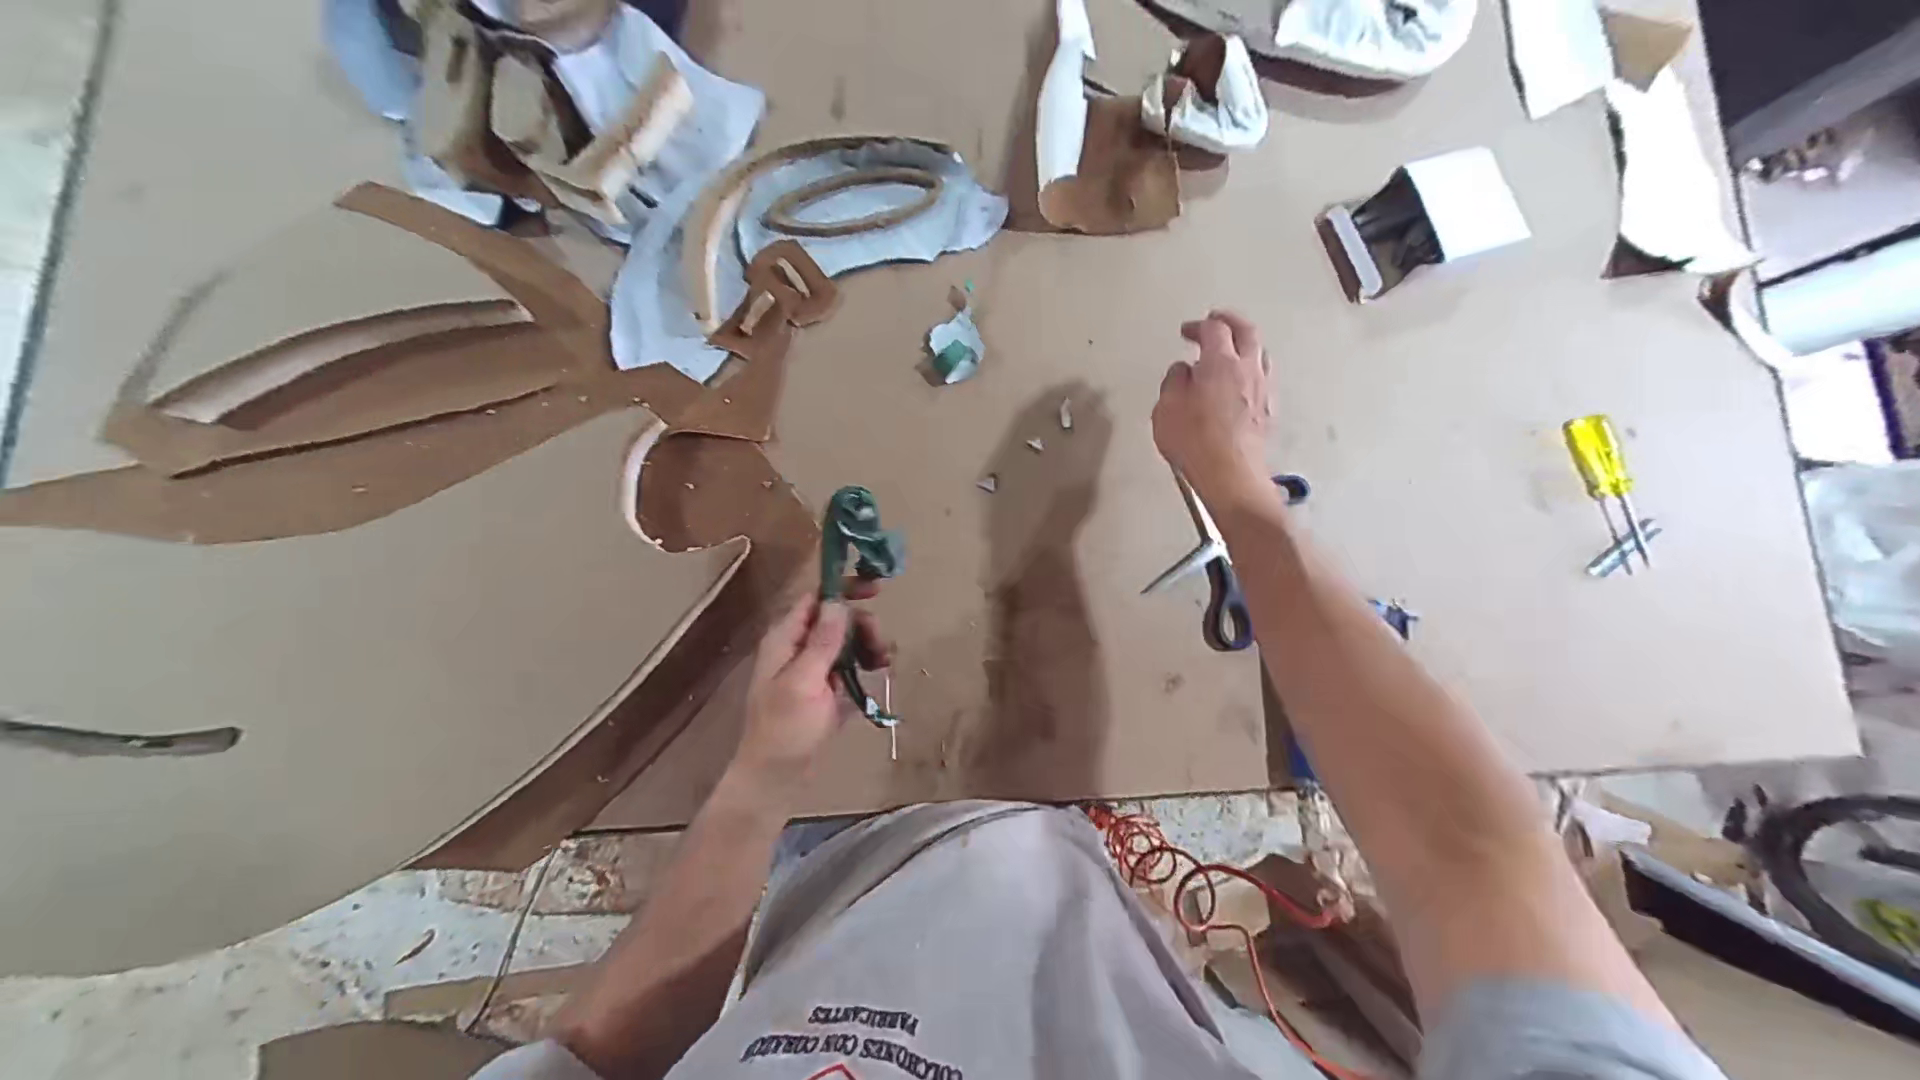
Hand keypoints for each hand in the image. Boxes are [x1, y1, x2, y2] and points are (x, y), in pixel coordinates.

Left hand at [730, 582, 889, 791]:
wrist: (775, 779)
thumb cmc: (785, 730)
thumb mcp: (804, 682)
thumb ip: (822, 641)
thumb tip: (839, 602)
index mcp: (785, 639)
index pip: (815, 598)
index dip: (844, 589)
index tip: (877, 589)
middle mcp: (798, 648)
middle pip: (836, 619)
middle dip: (862, 625)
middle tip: (880, 646)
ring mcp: (812, 670)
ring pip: (846, 641)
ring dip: (868, 645)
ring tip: (883, 664)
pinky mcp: (825, 690)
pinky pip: (849, 666)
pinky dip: (865, 665)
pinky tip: (878, 673)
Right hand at [1152, 310, 1273, 510]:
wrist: (1230, 474)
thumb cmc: (1196, 442)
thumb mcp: (1166, 408)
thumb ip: (1174, 382)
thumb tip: (1182, 372)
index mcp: (1220, 363)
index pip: (1213, 330)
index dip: (1198, 326)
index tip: (1187, 330)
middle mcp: (1247, 370)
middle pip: (1246, 332)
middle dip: (1230, 321)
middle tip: (1216, 319)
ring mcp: (1262, 390)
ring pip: (1259, 353)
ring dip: (1244, 344)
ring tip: (1231, 348)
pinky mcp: (1268, 411)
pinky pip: (1263, 377)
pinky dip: (1251, 369)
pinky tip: (1241, 381)